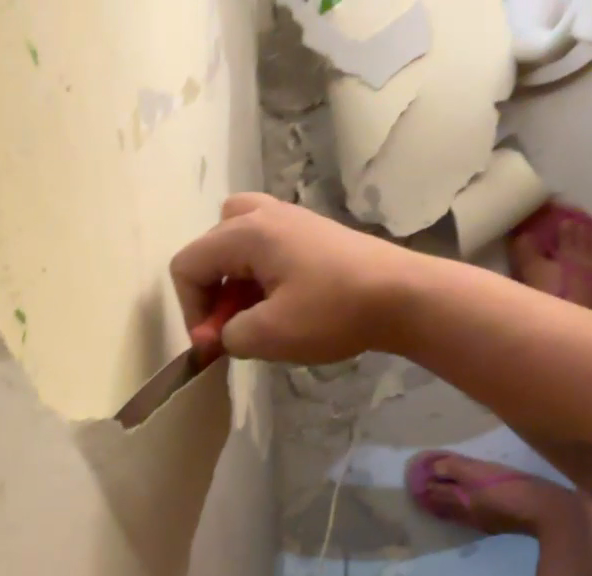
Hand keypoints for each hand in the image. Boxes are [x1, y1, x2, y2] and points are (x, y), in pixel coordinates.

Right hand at [169, 193, 424, 364]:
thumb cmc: (334, 312)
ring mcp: (291, 220)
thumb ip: (230, 336)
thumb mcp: (270, 334)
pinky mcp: (312, 234)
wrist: (404, 296)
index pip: (188, 265)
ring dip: (234, 281)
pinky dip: (259, 275)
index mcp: (247, 232)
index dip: (191, 310)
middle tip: (232, 328)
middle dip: (211, 293)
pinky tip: (282, 305)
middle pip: (210, 247)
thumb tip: (225, 335)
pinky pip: (266, 247)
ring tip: (254, 315)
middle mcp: (264, 215)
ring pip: (237, 242)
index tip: (215, 345)